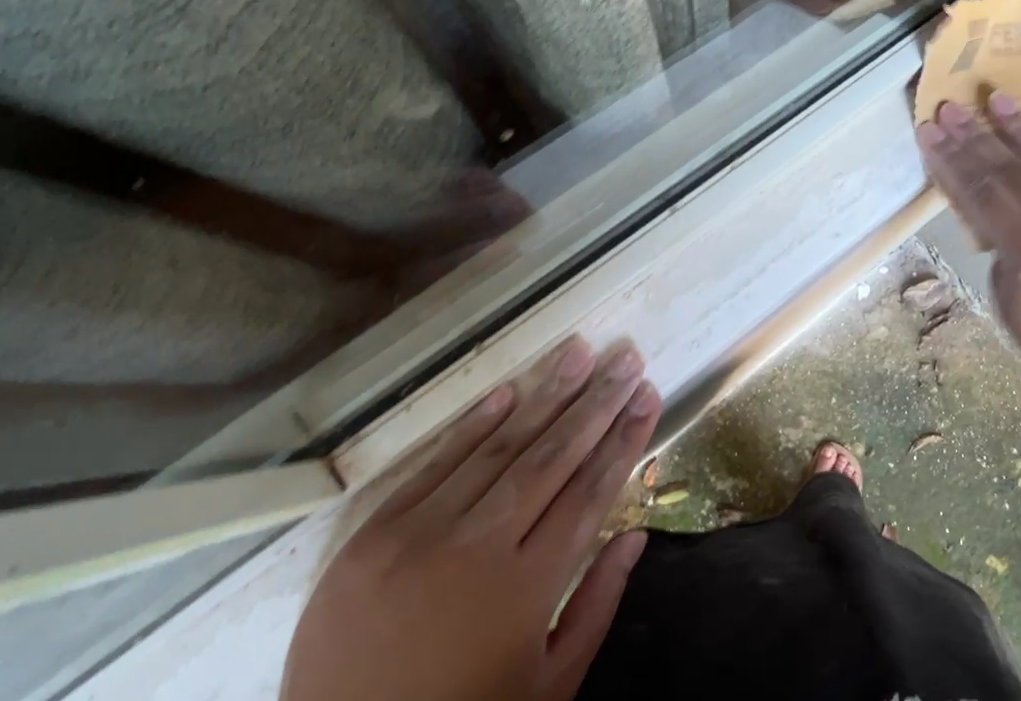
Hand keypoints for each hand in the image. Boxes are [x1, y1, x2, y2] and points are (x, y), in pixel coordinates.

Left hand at [282, 339, 660, 700]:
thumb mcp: (548, 685)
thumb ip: (597, 605)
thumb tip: (635, 536)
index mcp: (530, 586)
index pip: (591, 490)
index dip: (624, 439)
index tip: (648, 396)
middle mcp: (481, 548)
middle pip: (552, 457)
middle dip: (596, 404)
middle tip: (627, 359)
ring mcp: (420, 535)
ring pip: (498, 448)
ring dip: (545, 396)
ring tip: (580, 353)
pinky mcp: (372, 536)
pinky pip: (434, 466)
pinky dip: (473, 427)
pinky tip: (509, 394)